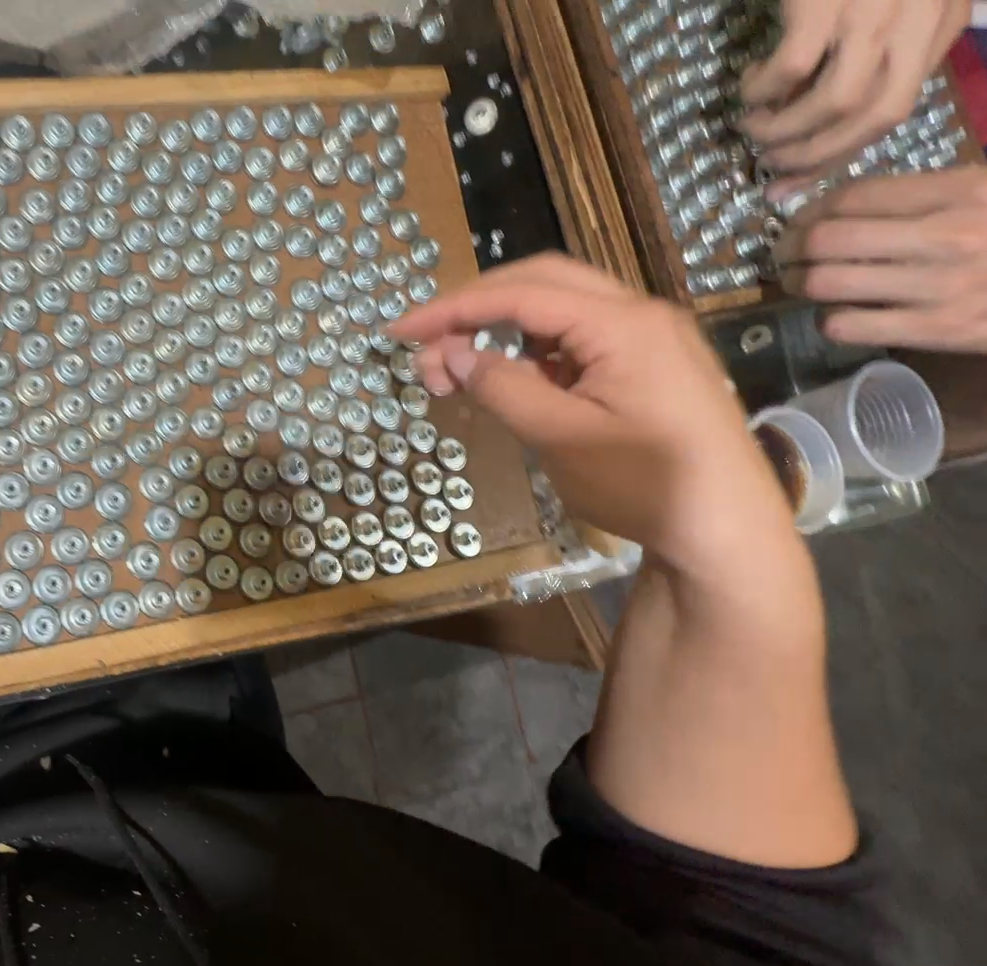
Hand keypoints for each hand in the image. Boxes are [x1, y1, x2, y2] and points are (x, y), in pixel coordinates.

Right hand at [390, 255, 799, 579]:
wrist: (722, 525)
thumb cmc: (641, 482)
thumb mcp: (560, 437)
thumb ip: (503, 388)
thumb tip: (454, 356)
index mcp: (622, 325)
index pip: (521, 296)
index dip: (452, 309)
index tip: (400, 332)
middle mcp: (638, 315)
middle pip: (541, 282)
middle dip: (473, 304)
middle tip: (422, 340)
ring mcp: (646, 338)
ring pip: (557, 306)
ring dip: (499, 325)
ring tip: (452, 367)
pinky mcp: (644, 363)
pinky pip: (574, 337)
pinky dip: (527, 347)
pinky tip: (503, 376)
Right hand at [736, 0, 966, 177]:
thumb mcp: (886, 11)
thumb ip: (864, 60)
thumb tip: (807, 124)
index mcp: (940, 27)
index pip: (894, 115)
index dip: (834, 160)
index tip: (782, 185)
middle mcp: (919, 21)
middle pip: (873, 116)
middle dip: (811, 155)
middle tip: (766, 160)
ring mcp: (875, 11)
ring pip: (834, 102)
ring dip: (780, 128)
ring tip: (750, 124)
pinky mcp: (827, 5)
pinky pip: (791, 68)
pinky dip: (761, 88)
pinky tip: (748, 80)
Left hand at [782, 167, 986, 351]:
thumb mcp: (986, 195)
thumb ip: (919, 194)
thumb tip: (826, 202)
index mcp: (965, 191)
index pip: (854, 196)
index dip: (809, 210)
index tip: (796, 221)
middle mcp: (949, 235)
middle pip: (825, 240)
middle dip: (789, 247)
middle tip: (784, 254)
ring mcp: (940, 285)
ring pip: (824, 282)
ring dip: (799, 282)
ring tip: (803, 280)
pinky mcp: (935, 329)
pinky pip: (844, 325)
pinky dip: (829, 318)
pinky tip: (840, 311)